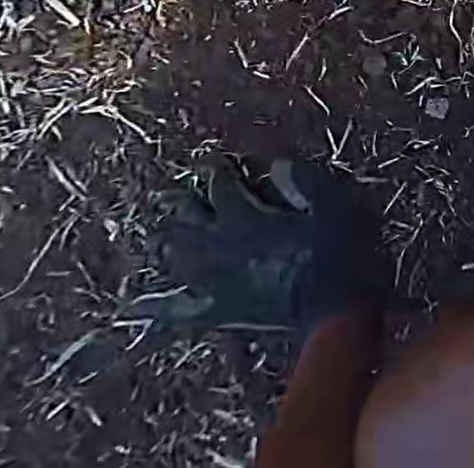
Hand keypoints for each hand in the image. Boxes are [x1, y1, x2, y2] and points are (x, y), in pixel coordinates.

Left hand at [151, 160, 389, 330]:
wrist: (334, 309)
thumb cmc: (337, 251)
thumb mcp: (330, 205)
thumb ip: (302, 182)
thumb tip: (276, 164)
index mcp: (248, 220)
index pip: (222, 188)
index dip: (215, 172)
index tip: (213, 162)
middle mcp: (223, 248)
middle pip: (189, 221)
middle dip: (179, 204)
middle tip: (170, 193)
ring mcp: (217, 282)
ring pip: (178, 259)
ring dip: (167, 243)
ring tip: (158, 232)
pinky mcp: (220, 310)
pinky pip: (180, 310)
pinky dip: (157, 306)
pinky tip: (135, 305)